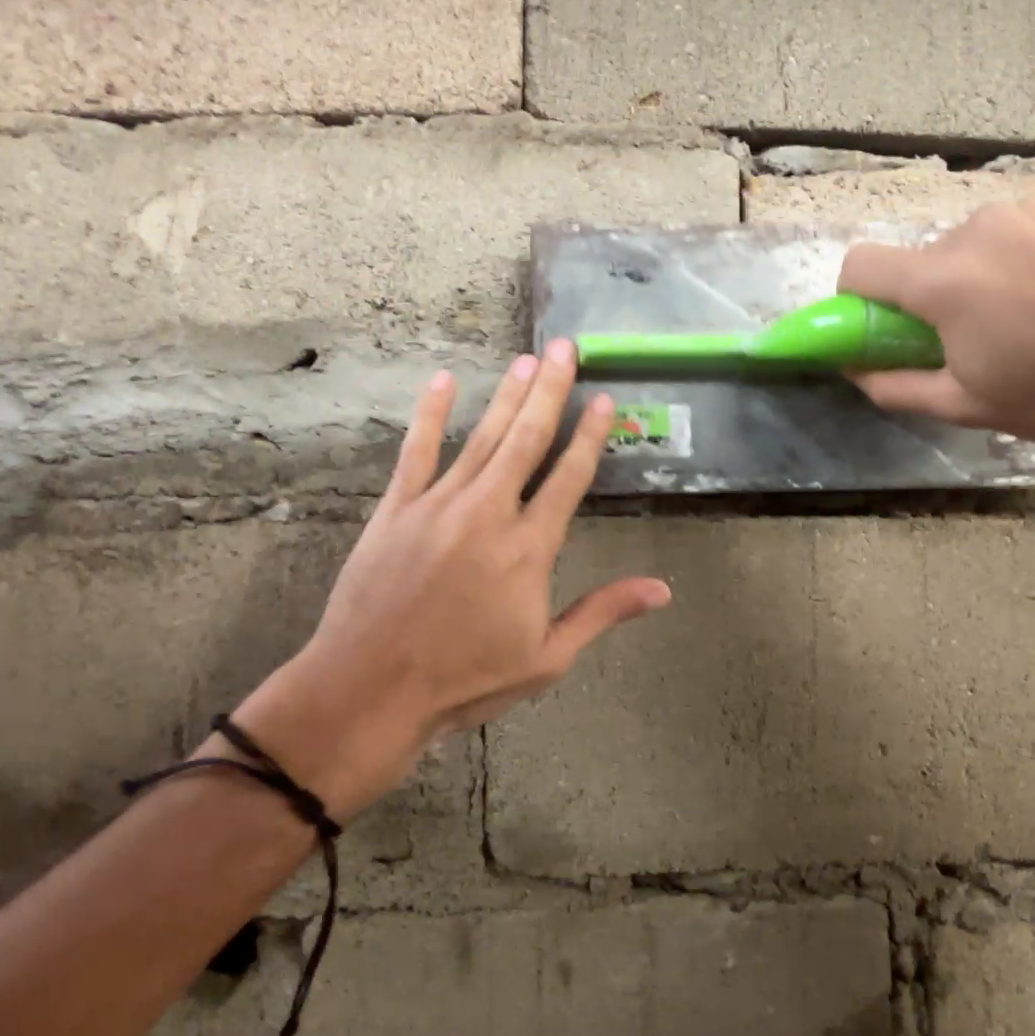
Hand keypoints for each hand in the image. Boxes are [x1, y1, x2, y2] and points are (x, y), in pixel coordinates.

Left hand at [227, 341, 671, 817]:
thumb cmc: (466, 678)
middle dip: (549, 390)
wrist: (372, 688)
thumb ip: (602, 613)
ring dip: (505, 395)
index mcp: (529, 548)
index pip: (569, 478)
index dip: (590, 436)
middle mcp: (488, 512)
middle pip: (527, 439)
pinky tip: (442, 381)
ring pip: (481, 437)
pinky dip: (430, 415)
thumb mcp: (547, 657)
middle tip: (564, 348)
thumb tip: (663, 590)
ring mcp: (438, 505)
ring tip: (525, 359)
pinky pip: (416, 451)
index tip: (604, 400)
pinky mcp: (396, 509)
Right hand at [839, 184, 1034, 447]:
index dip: (858, 298)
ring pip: (977, 238)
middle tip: (979, 337)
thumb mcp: (967, 406)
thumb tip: (853, 368)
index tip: (883, 325)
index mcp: (948, 280)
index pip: (861, 265)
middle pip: (926, 256)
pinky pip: (1027, 223)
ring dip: (984, 272)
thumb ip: (895, 385)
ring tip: (1034, 312)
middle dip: (936, 295)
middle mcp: (982, 226)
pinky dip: (1029, 252)